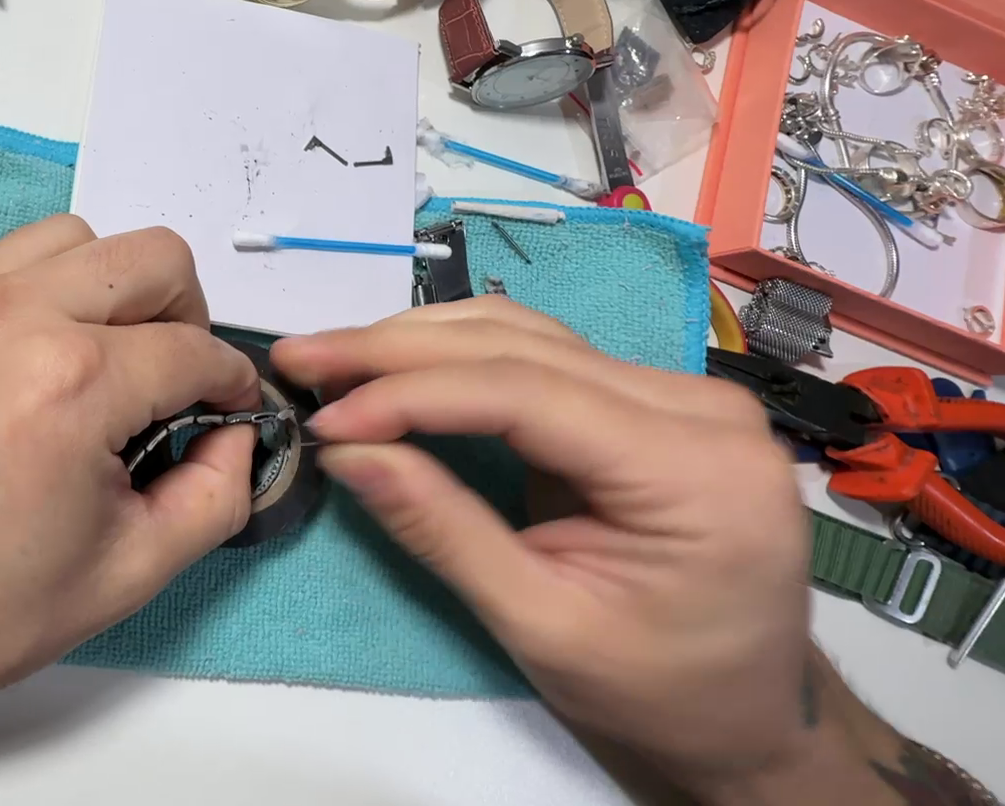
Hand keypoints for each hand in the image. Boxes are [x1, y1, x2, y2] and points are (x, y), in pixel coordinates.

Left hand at [0, 215, 259, 711]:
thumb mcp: (129, 571)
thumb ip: (216, 494)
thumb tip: (234, 432)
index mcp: (74, 381)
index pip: (195, 348)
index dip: (231, 379)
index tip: (226, 404)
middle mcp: (9, 312)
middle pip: (150, 255)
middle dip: (184, 311)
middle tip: (167, 369)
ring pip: (68, 239)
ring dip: (103, 288)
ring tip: (88, 353)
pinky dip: (23, 302)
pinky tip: (5, 367)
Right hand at [270, 298, 815, 795]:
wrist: (745, 717)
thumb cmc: (654, 692)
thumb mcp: (537, 624)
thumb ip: (438, 527)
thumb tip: (342, 451)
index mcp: (693, 469)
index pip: (521, 392)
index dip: (407, 395)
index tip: (323, 417)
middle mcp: (691, 404)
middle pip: (511, 344)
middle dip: (389, 349)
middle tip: (299, 358)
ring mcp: (667, 391)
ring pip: (510, 329)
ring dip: (407, 340)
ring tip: (328, 359)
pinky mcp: (631, 395)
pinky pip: (522, 350)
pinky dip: (441, 352)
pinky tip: (387, 361)